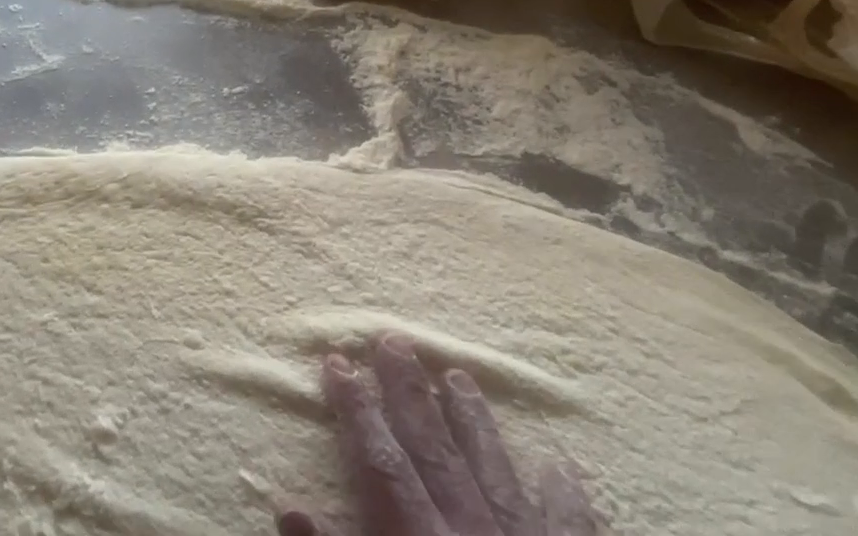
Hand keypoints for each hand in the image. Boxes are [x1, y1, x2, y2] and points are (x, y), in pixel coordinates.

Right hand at [280, 334, 604, 535]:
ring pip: (496, 467)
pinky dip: (566, 491)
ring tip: (457, 374)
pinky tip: (559, 461)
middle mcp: (472, 528)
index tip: (337, 360)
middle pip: (435, 446)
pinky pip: (572, 522)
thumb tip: (285, 507)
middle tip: (394, 339)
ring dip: (473, 418)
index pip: (382, 458)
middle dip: (409, 391)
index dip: (356, 407)